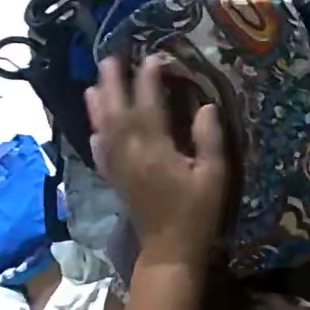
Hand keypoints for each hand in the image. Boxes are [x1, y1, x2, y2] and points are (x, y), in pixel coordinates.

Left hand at [86, 55, 226, 270]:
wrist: (170, 250)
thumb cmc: (197, 213)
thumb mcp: (215, 176)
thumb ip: (210, 140)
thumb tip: (206, 105)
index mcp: (156, 151)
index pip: (148, 107)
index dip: (149, 80)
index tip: (153, 58)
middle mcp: (131, 155)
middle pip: (118, 112)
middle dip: (113, 84)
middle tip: (110, 59)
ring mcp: (119, 168)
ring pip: (104, 129)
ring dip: (98, 104)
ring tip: (94, 83)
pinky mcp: (116, 180)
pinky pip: (100, 153)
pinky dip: (95, 136)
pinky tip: (94, 127)